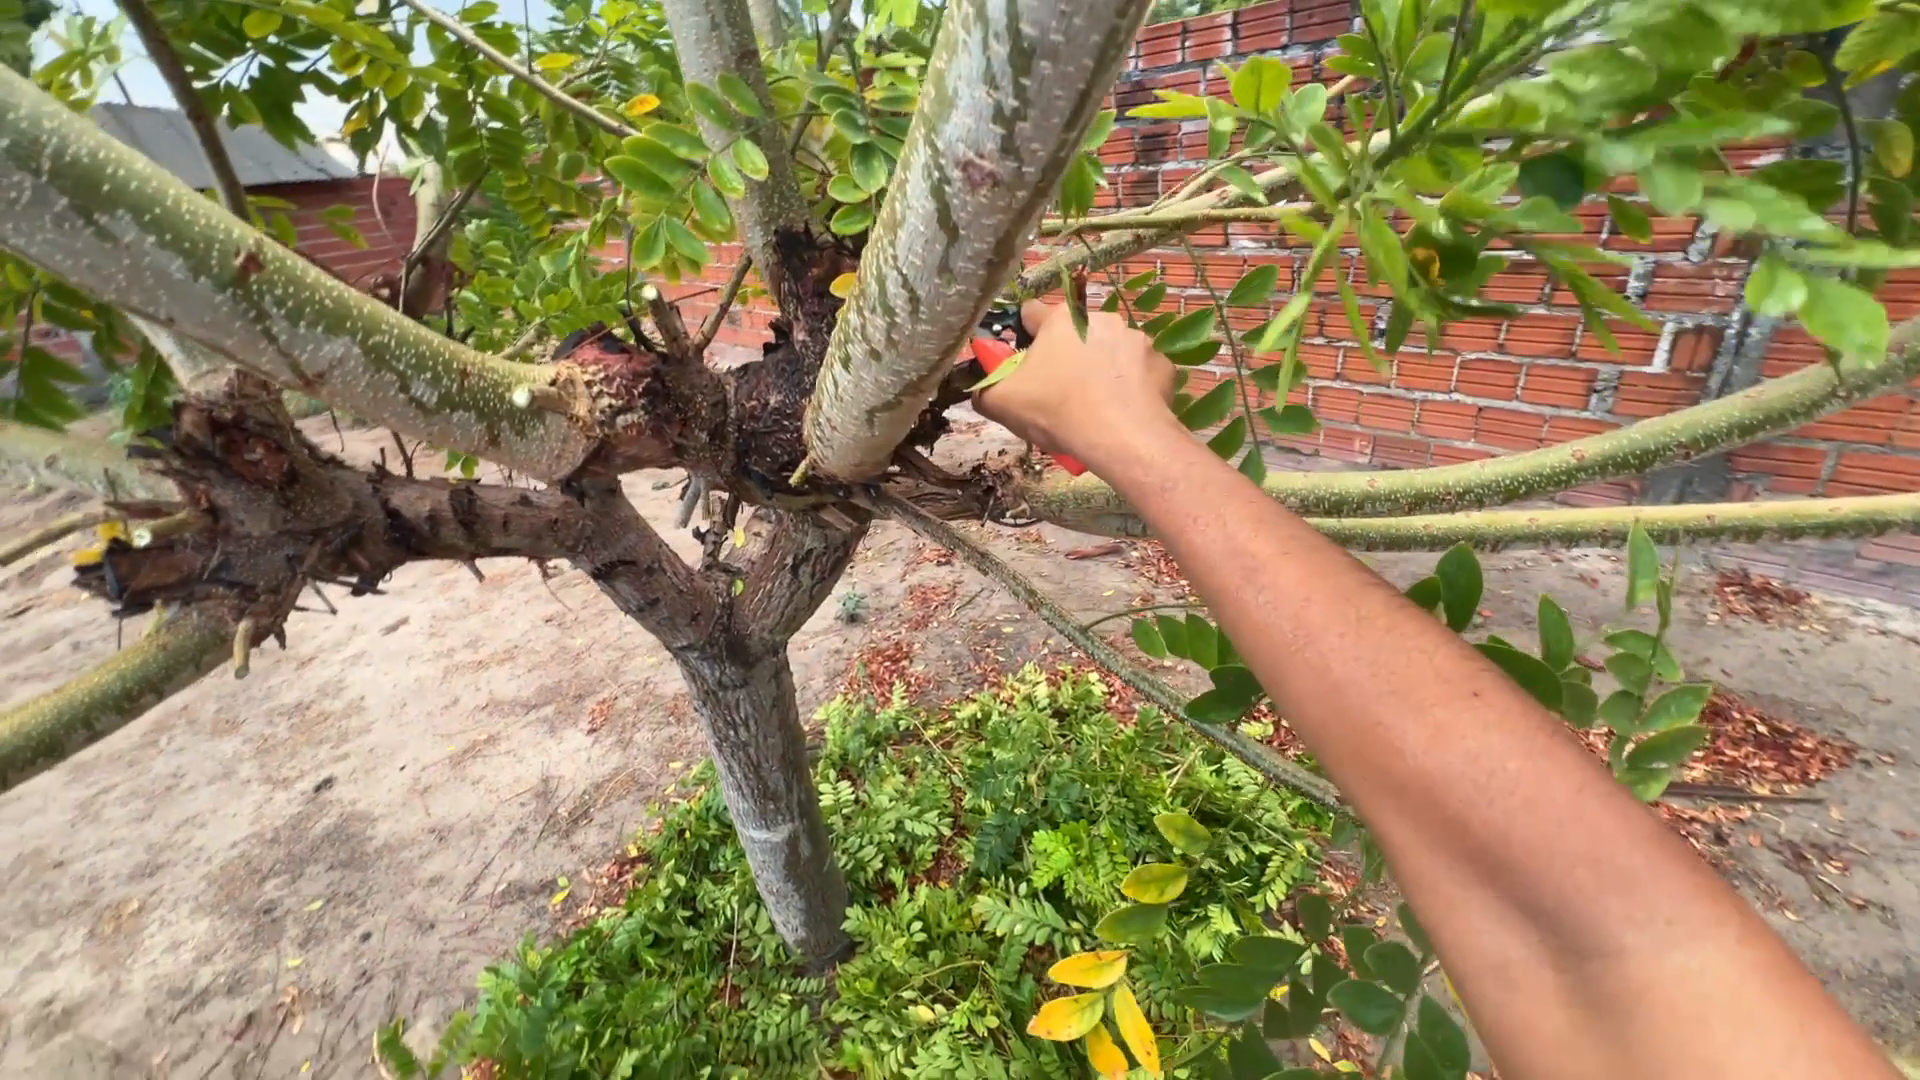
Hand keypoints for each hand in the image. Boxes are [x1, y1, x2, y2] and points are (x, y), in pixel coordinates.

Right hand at [973, 301, 1179, 469]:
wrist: (1121, 436)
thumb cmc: (1056, 410)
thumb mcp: (1001, 403)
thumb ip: (984, 391)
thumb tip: (982, 390)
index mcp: (1060, 320)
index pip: (1032, 313)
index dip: (1023, 335)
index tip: (1023, 359)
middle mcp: (1100, 319)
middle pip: (1075, 335)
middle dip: (1066, 358)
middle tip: (1059, 394)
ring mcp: (1136, 339)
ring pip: (1110, 352)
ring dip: (1101, 371)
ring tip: (1095, 408)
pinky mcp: (1161, 364)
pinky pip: (1140, 373)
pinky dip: (1131, 388)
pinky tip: (1123, 412)